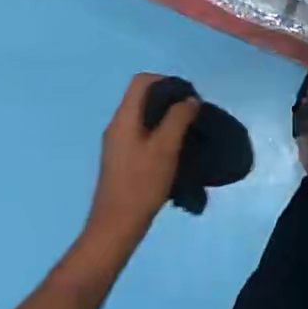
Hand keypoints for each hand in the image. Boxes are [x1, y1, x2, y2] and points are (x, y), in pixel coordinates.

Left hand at [85, 74, 198, 247]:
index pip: (141, 81)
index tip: (187, 95)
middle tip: (192, 112)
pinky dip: (159, 131)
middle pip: (141, 96)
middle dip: (168, 98)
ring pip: (142, 116)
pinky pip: (141, 132)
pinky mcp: (121, 159)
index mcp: (124, 118)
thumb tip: (190, 100)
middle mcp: (117, 125)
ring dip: (165, 116)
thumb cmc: (141, 184)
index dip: (165, 80)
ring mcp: (117, 143)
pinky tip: (173, 149)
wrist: (115, 228)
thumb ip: (178, 118)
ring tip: (187, 130)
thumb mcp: (165, 147)